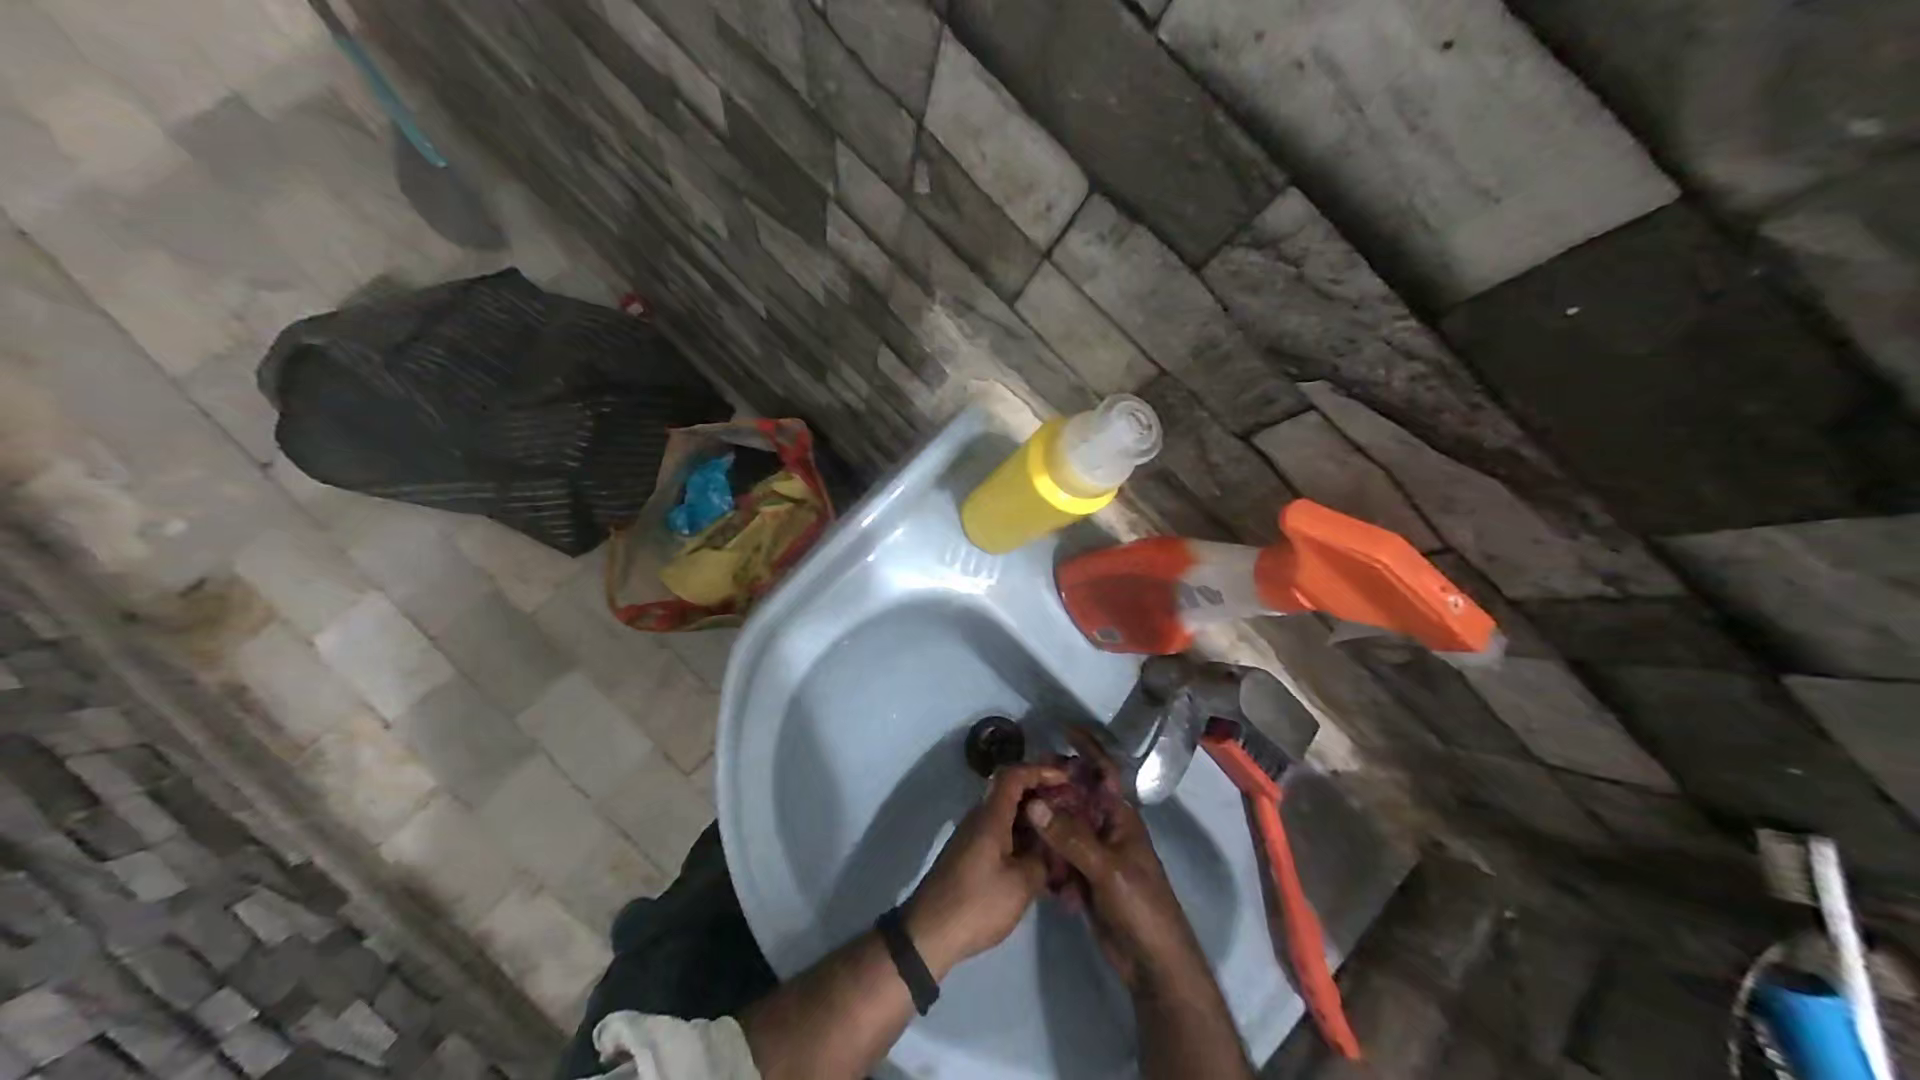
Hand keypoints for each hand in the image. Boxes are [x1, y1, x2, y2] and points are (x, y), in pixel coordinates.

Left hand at [904, 762, 1065, 974]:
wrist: (929, 934)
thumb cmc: (976, 904)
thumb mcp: (1020, 884)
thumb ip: (1041, 859)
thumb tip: (1050, 847)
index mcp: (990, 817)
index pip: (1014, 775)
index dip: (1041, 771)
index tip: (1067, 778)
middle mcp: (980, 819)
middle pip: (1012, 792)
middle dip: (1042, 793)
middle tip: (1073, 804)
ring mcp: (974, 837)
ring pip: (1008, 814)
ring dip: (1034, 818)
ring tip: (1064, 831)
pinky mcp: (973, 855)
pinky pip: (1002, 833)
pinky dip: (1024, 837)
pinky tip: (1044, 857)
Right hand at [1023, 730, 1207, 991]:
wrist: (1152, 962)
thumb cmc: (1140, 906)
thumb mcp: (1107, 869)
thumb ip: (1071, 837)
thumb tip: (1034, 804)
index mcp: (1120, 818)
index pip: (1104, 772)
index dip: (1088, 749)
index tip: (1064, 730)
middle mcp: (1107, 830)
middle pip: (1076, 798)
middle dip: (1053, 786)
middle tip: (1022, 777)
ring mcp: (1095, 855)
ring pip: (1064, 827)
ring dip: (1044, 822)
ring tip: (1015, 814)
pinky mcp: (1084, 879)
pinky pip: (1060, 857)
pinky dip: (1045, 856)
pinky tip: (1026, 854)